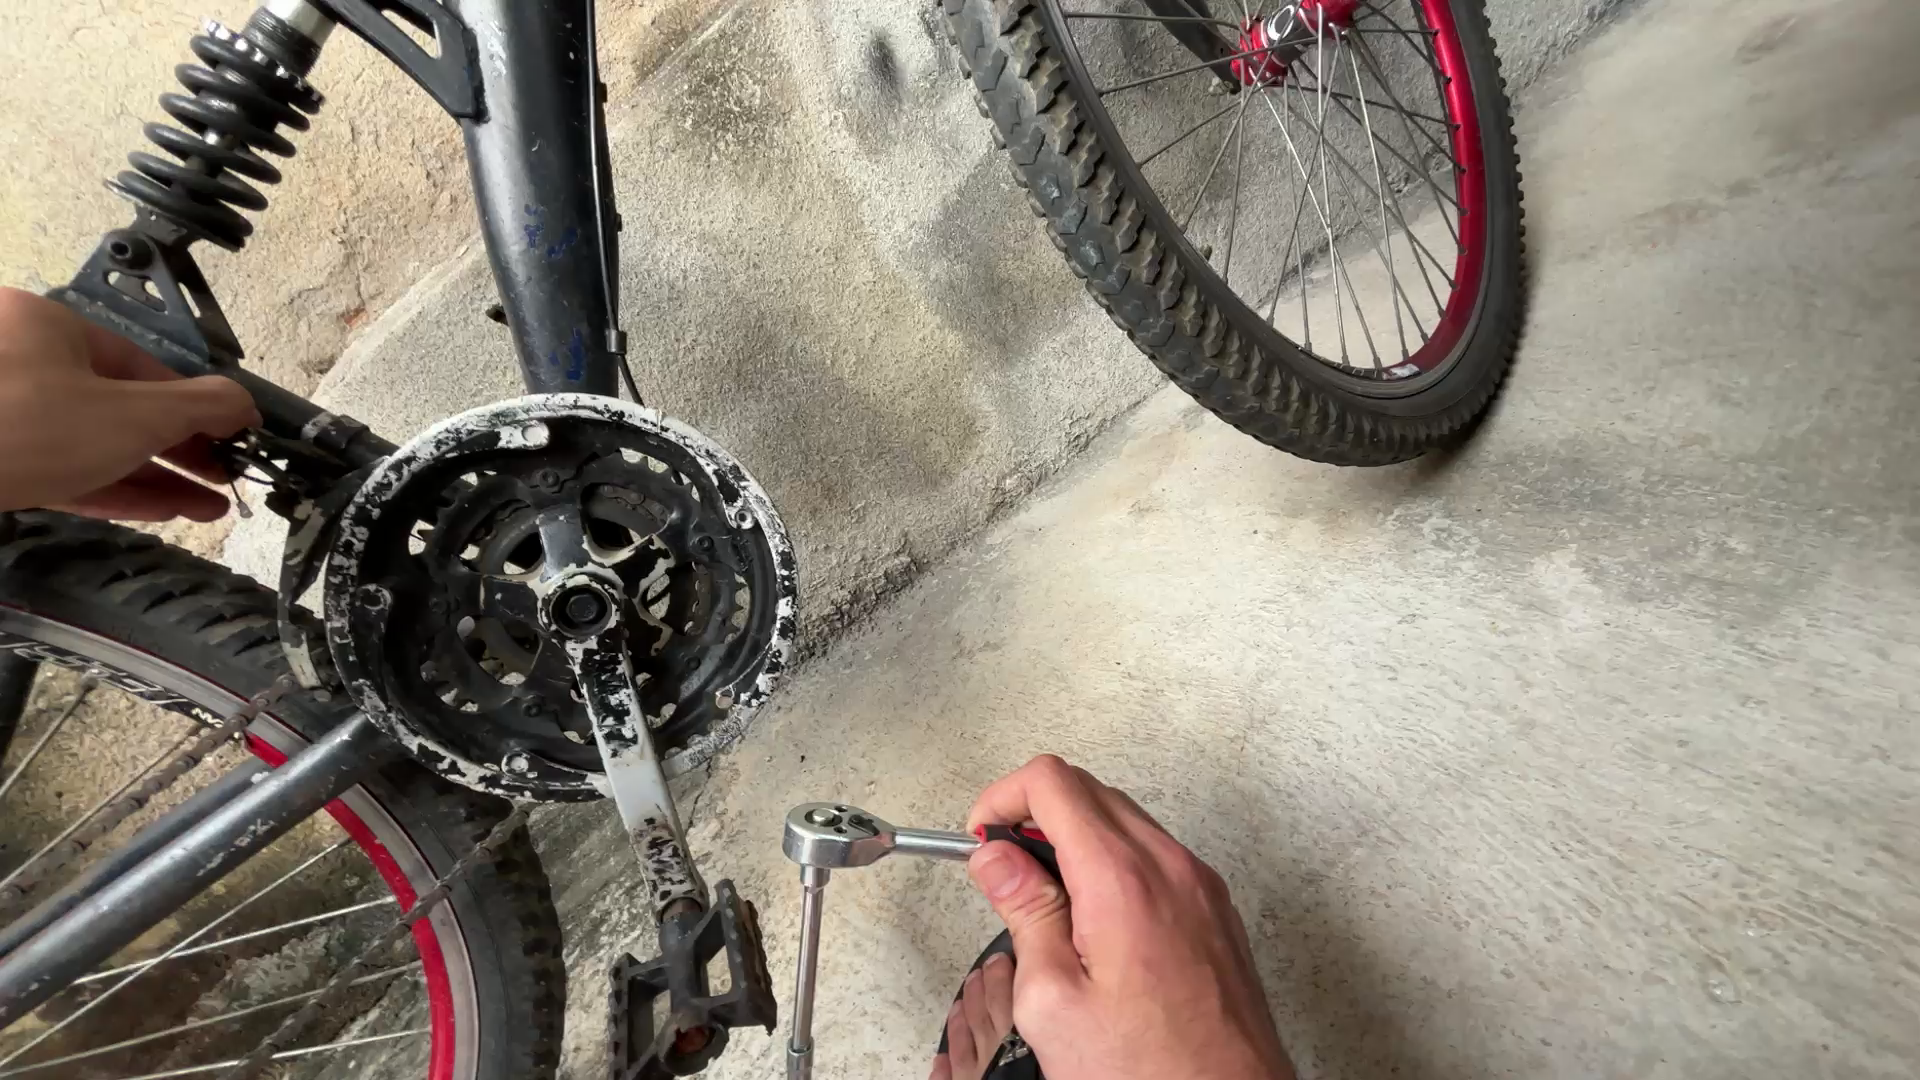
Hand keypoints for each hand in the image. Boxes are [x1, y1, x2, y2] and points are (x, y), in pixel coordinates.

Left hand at [0, 287, 259, 521]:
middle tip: (226, 481)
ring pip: (93, 443)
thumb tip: (245, 405)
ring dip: (158, 478)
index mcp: (46, 326)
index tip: (236, 444)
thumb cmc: (19, 428)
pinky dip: (113, 488)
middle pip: (122, 409)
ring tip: (208, 508)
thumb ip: (207, 405)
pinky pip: (59, 466)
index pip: (150, 369)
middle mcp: (13, 357)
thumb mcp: (139, 413)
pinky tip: (163, 509)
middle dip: (183, 452)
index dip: (203, 410)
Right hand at [958, 755, 1293, 1079]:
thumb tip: (996, 857)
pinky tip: (1093, 910)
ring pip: (1119, 812)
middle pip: (1084, 786)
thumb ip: (1024, 911)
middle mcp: (1167, 863)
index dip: (1003, 797)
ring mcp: (1197, 880)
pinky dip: (1111, 853)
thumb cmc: (1149, 1075)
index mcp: (1121, 877)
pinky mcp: (1212, 902)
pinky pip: (1151, 846)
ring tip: (1046, 896)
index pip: (1051, 782)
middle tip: (1005, 865)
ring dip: (1072, 830)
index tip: (982, 836)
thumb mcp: (1054, 1000)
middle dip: (1032, 810)